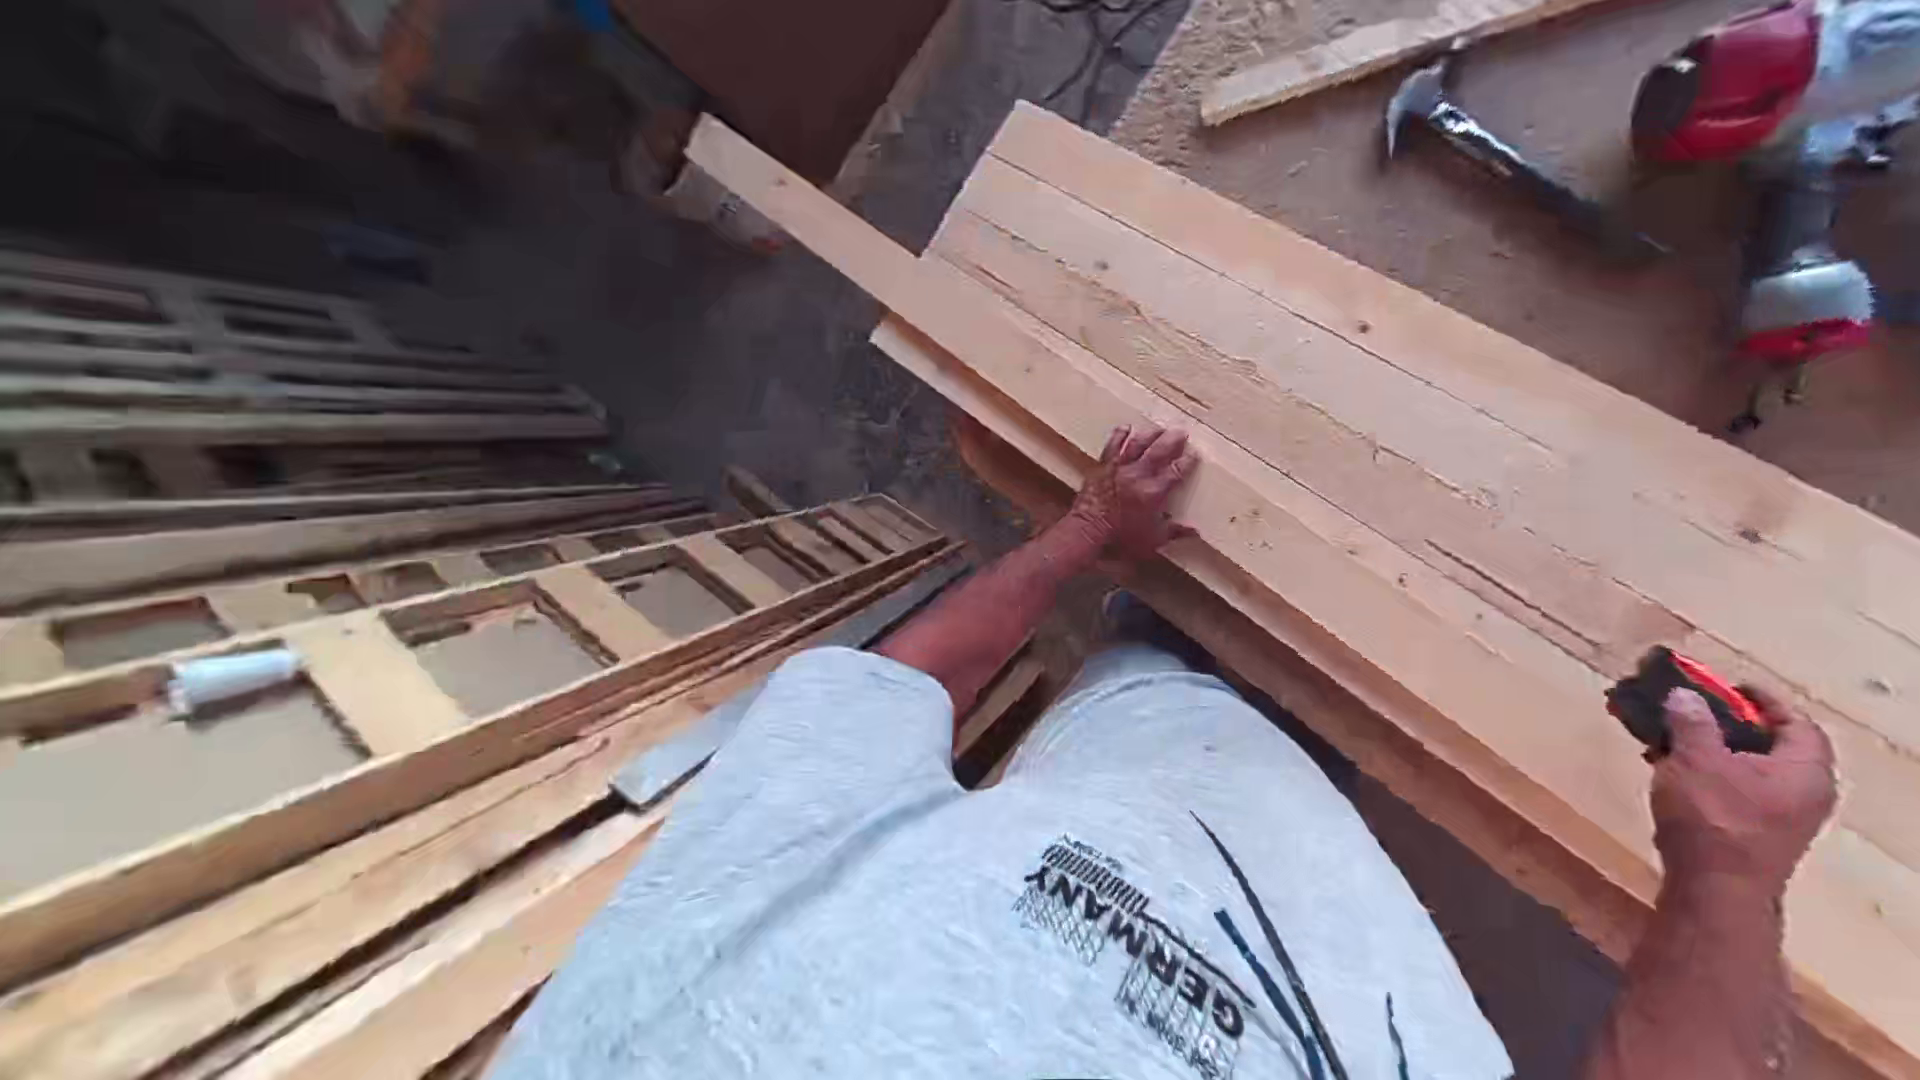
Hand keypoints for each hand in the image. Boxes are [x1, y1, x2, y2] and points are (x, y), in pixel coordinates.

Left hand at [1066, 424, 1198, 562]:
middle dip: (1172, 440)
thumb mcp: (1152, 540)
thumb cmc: (1120, 540)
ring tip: (1159, 428)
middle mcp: (1138, 475)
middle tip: (1181, 431)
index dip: (1187, 462)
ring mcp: (1119, 469)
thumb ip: (1173, 532)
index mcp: (1154, 492)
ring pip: (1137, 444)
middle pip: (1159, 451)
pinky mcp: (1103, 467)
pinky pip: (1112, 447)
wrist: (1087, 532)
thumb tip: (1194, 531)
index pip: (1176, 472)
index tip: (1194, 454)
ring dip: (1150, 434)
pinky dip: (1119, 436)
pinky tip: (1125, 428)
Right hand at [1651, 686, 1836, 896]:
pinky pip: (1727, 781)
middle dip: (1728, 720)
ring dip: (1707, 742)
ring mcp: (1776, 810)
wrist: (1715, 880)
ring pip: (1743, 763)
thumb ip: (1692, 724)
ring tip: (1667, 728)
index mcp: (1803, 772)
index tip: (1732, 684)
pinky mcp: (1748, 823)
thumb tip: (1686, 695)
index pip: (1798, 726)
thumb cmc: (1714, 814)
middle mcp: (1800, 790)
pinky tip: (1665, 760)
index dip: (1767, 702)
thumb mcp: (1697, 760)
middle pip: (1769, 744)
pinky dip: (1700, 764)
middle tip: (1691, 704)